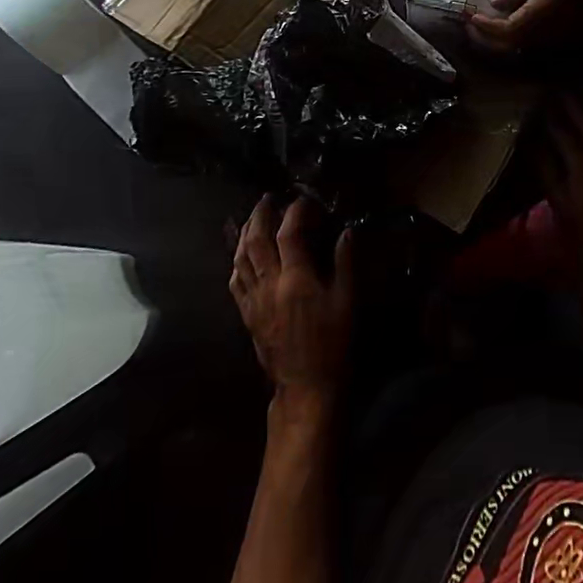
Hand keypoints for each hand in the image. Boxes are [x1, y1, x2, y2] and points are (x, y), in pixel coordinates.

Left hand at [229, 196, 354, 409]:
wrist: (305, 384)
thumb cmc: (332, 343)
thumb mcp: (347, 302)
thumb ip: (345, 264)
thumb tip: (346, 232)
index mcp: (296, 278)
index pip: (290, 233)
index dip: (295, 211)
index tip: (304, 200)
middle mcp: (269, 283)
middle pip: (257, 239)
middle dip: (261, 214)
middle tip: (268, 198)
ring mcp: (254, 298)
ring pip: (240, 256)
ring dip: (245, 232)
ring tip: (253, 218)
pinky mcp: (246, 313)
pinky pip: (235, 280)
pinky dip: (236, 261)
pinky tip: (241, 255)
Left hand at [467, 0, 582, 52]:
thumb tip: (496, 1)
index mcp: (531, 20)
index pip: (500, 30)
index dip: (483, 25)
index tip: (470, 16)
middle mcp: (531, 39)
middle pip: (498, 44)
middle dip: (480, 35)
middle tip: (468, 23)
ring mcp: (536, 48)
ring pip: (505, 48)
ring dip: (489, 39)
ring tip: (478, 26)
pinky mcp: (541, 50)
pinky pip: (515, 47)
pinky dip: (502, 40)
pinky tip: (499, 28)